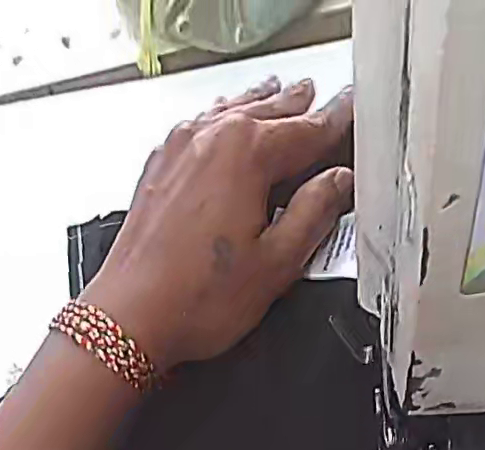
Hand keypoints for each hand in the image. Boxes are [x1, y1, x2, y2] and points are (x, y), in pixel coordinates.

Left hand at [81, 77, 354, 370]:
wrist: (132, 317)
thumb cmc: (196, 299)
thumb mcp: (276, 265)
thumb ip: (314, 215)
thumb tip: (337, 184)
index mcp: (245, 155)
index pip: (308, 131)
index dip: (337, 124)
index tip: (352, 113)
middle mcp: (208, 138)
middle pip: (268, 111)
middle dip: (301, 106)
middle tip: (324, 99)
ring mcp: (178, 149)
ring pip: (232, 112)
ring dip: (263, 104)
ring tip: (282, 96)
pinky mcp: (159, 169)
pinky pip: (201, 126)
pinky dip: (225, 119)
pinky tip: (227, 125)